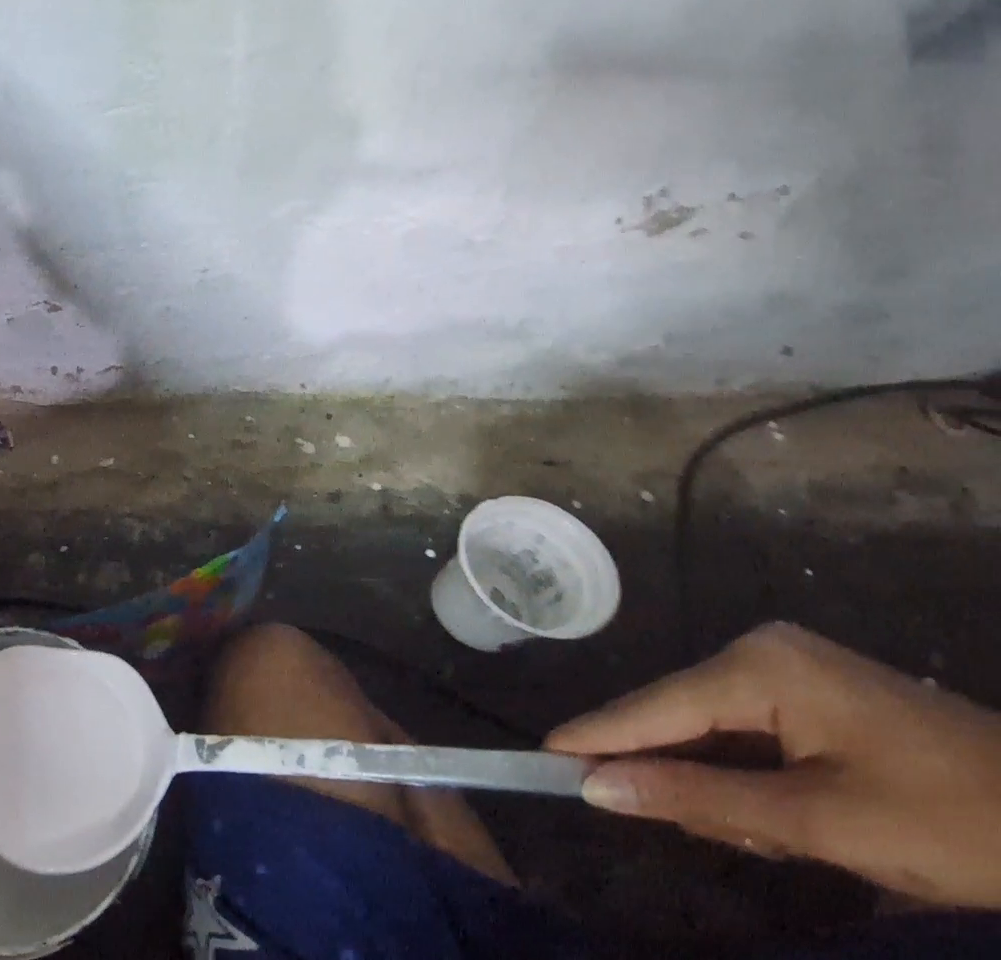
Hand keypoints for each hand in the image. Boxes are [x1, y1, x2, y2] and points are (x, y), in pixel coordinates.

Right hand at [546, 622, 1000, 909]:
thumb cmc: (957, 822)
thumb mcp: (821, 822)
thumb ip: (697, 798)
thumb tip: (593, 786)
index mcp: (759, 666)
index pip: (650, 708)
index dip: (594, 738)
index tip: (534, 759)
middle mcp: (761, 652)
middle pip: (676, 721)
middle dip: (685, 780)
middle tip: (741, 838)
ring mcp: (787, 668)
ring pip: (708, 733)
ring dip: (725, 789)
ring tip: (788, 837)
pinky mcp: (809, 691)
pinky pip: (743, 734)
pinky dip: (748, 779)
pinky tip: (790, 815)